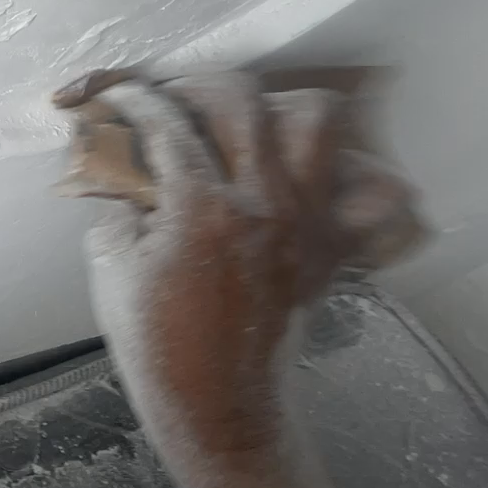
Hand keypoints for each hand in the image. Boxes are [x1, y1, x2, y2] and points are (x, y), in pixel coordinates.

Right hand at [78, 73, 355, 454]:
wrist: (216, 403)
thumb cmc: (152, 337)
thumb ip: (118, 198)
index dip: (134, 98)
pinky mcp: (334, 248)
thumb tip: (126, 160)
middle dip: (196, 85)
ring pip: (319, 121)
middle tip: (171, 102)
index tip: (118, 95)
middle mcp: (264, 204)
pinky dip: (354, 172)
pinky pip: (377, 193)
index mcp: (200, 209)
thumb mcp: (109, 260)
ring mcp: (309, 223)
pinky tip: (309, 175)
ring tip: (240, 125)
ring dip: (275, 108)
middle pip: (243, 100)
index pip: (166, 123)